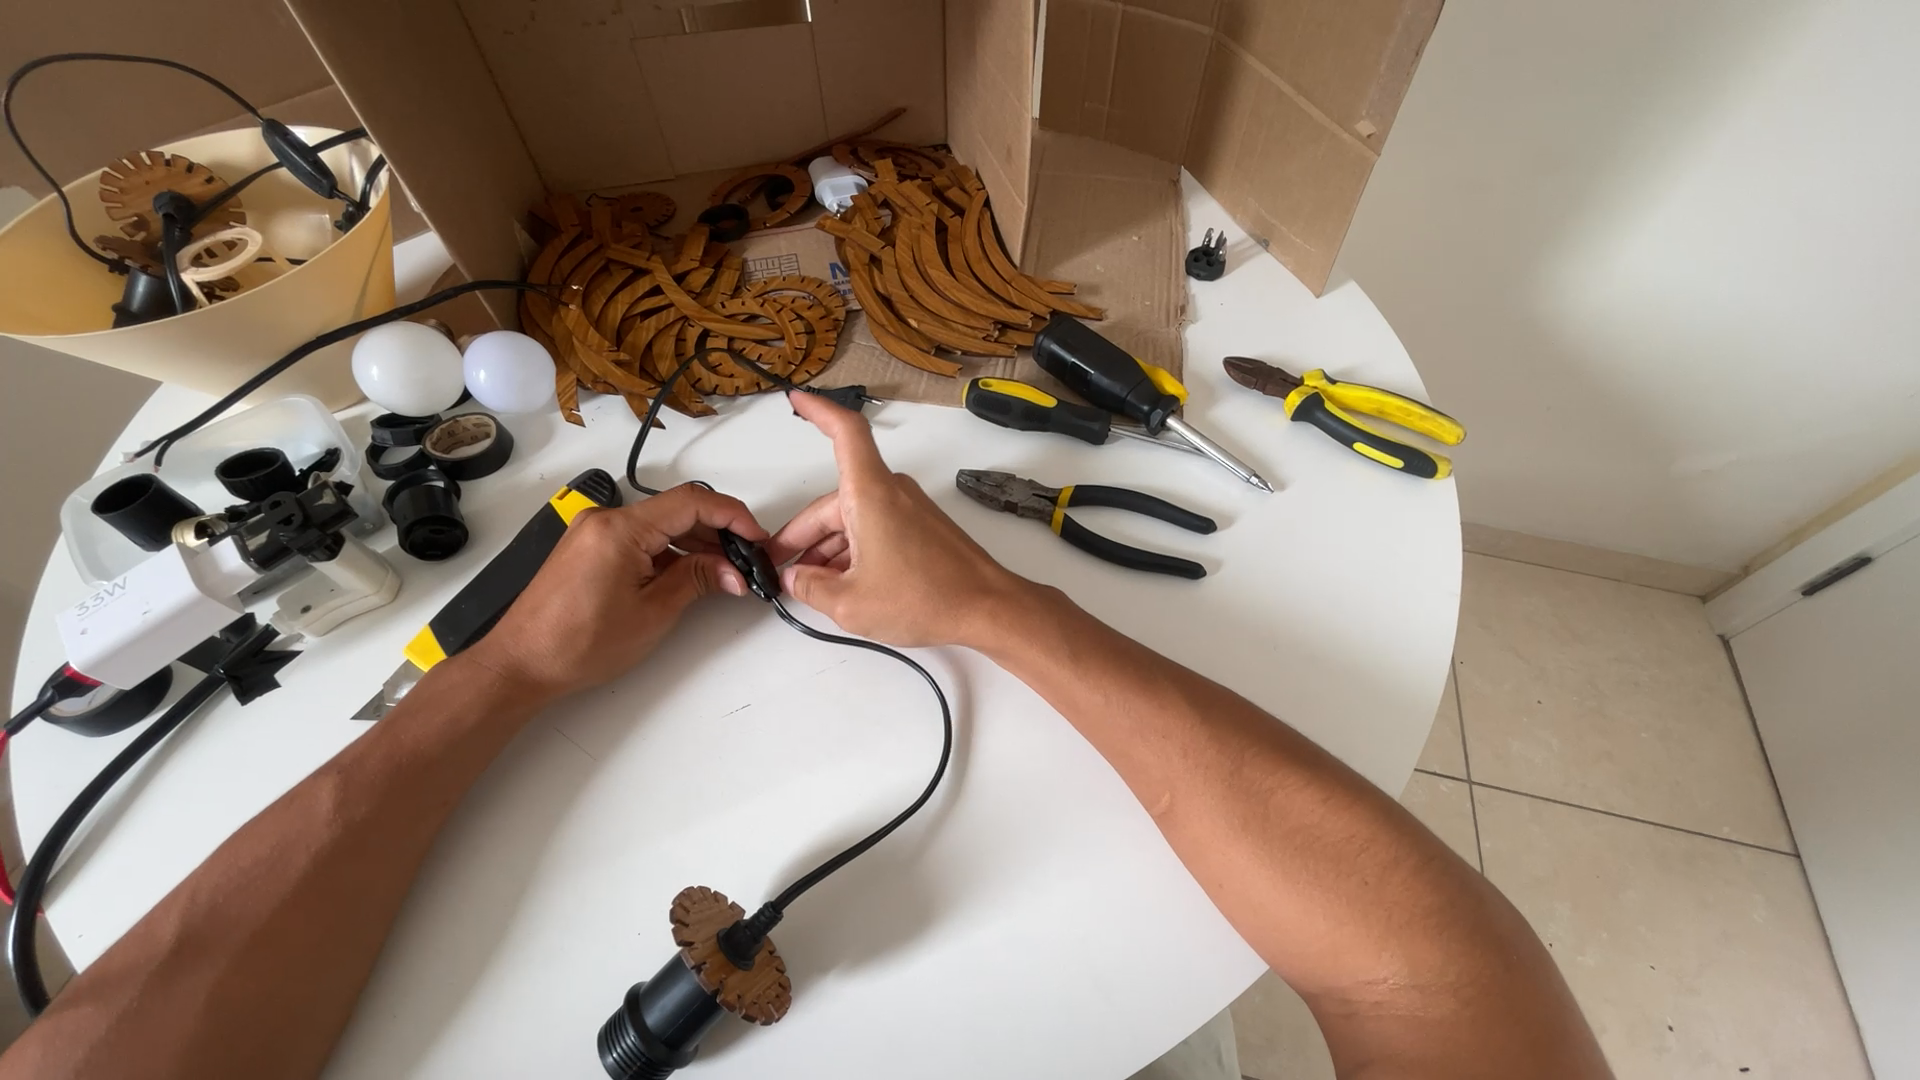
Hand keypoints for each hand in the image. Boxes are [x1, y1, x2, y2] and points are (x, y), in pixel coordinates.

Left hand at [462, 483, 765, 701]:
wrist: (520, 664)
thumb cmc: (578, 643)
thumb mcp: (652, 613)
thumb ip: (696, 580)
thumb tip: (733, 570)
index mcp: (620, 529)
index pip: (692, 502)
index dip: (733, 516)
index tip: (757, 538)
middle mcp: (606, 520)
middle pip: (679, 510)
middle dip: (719, 532)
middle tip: (748, 561)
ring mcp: (596, 532)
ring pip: (663, 524)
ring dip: (697, 544)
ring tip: (726, 574)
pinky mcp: (592, 547)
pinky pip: (643, 537)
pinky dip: (672, 552)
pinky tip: (693, 573)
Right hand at [768, 391, 1029, 646]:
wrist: (987, 609)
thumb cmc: (927, 598)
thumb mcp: (850, 603)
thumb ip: (811, 587)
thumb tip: (796, 578)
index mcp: (870, 494)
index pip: (845, 432)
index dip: (818, 410)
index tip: (796, 398)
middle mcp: (892, 492)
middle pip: (834, 501)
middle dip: (805, 535)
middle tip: (782, 566)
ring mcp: (910, 509)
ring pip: (855, 517)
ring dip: (831, 548)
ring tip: (813, 586)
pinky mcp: (923, 528)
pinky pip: (878, 528)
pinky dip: (857, 549)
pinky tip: (846, 583)